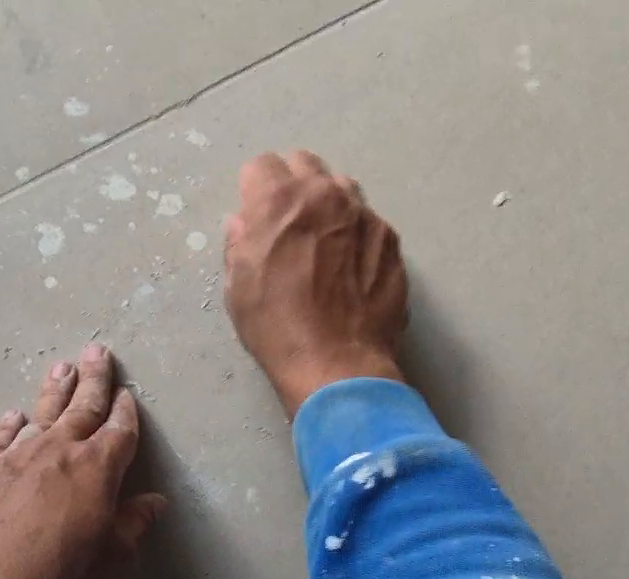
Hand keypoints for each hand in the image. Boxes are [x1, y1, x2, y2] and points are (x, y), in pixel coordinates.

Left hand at [0, 345, 167, 578]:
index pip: (120, 432)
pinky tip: (14, 416)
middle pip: (83, 407)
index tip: (129, 396)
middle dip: (94, 379)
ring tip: (62, 366)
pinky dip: (10, 424)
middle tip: (98, 351)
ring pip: (42, 413)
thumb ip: (133, 527)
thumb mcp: (111, 562)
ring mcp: (17, 458)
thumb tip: (154, 502)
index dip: (127, 413)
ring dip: (55, 390)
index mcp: (98, 471)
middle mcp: (59, 452)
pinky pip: (1, 438)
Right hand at [224, 150, 409, 417]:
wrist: (337, 364)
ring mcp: (364, 214)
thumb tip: (242, 224)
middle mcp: (325, 194)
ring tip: (323, 245)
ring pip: (341, 188)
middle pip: (304, 165)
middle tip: (289, 226)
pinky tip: (350, 270)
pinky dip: (356, 235)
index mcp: (278, 200)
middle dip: (292, 187)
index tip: (256, 219)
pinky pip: (368, 223)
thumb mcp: (237, 289)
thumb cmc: (277, 330)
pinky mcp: (391, 240)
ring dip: (328, 205)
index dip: (254, 192)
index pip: (261, 166)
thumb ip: (238, 245)